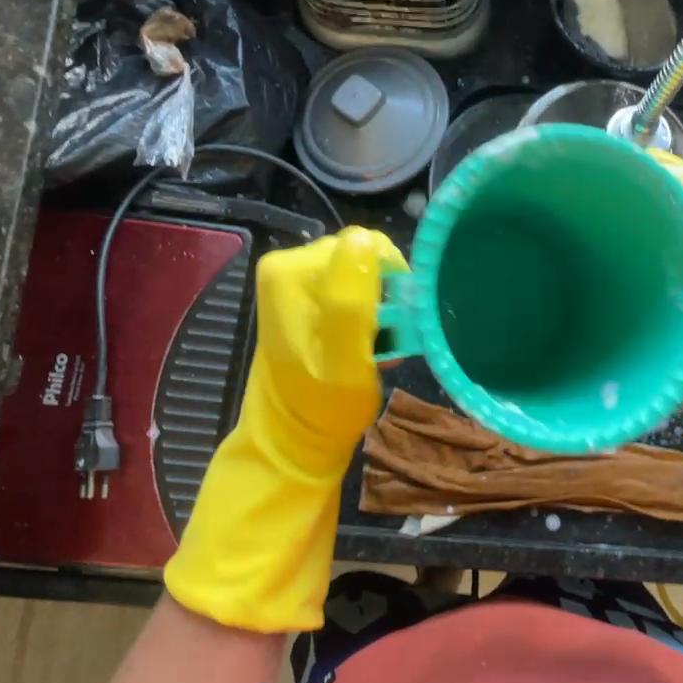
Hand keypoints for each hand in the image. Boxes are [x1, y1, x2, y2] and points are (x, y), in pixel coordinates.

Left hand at [163, 227, 406, 632]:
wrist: (295, 443)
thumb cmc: (324, 405)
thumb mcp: (345, 357)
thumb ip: (352, 300)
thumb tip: (364, 240)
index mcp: (290, 271)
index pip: (365, 247)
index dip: (391, 284)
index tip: (395, 326)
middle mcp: (287, 266)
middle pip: (364, 260)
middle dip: (386, 300)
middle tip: (387, 344)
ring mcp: (295, 283)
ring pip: (364, 278)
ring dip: (381, 314)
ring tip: (378, 351)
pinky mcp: (306, 300)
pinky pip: (354, 294)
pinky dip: (370, 321)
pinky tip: (369, 349)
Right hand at [653, 152, 682, 674]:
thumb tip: (660, 248)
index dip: (678, 176)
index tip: (633, 166)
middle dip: (652, 201)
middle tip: (602, 190)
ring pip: (671, 250)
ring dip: (640, 236)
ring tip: (594, 222)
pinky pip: (659, 286)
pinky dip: (635, 275)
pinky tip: (602, 272)